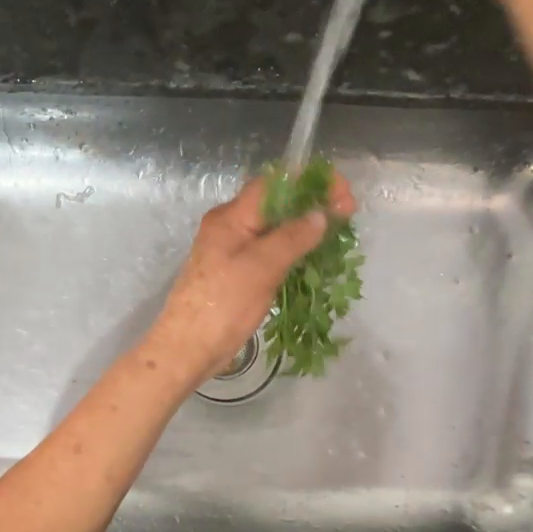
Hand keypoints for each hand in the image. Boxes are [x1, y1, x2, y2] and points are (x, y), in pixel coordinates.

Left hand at [146, 171, 356, 383]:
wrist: (187, 349)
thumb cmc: (222, 306)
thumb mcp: (261, 267)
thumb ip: (292, 237)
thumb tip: (320, 215)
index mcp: (230, 217)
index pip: (276, 183)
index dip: (312, 183)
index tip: (343, 198)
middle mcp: (228, 229)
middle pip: (275, 205)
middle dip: (311, 206)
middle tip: (345, 220)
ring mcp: (230, 254)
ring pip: (273, 232)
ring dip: (303, 232)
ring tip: (334, 242)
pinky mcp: (234, 277)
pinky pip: (267, 256)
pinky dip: (290, 255)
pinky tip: (310, 266)